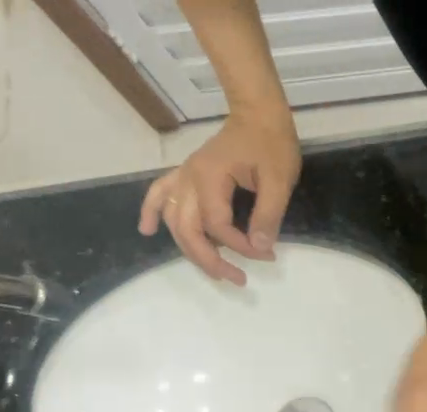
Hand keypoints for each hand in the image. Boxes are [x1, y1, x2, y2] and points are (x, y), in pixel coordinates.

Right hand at [139, 110, 300, 285]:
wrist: (259, 116)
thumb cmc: (272, 146)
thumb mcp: (279, 182)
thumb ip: (268, 215)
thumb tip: (261, 246)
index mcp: (209, 178)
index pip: (217, 225)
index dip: (241, 247)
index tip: (268, 255)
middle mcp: (188, 178)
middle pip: (185, 227)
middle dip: (209, 259)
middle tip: (238, 280)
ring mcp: (184, 175)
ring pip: (171, 217)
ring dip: (187, 246)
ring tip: (213, 270)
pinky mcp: (186, 174)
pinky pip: (158, 193)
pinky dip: (151, 212)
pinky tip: (146, 230)